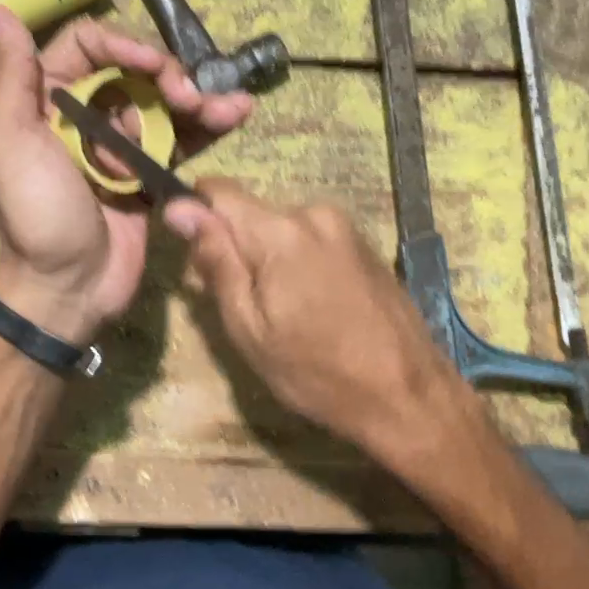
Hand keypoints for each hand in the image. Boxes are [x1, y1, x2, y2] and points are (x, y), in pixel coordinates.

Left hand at [0, 7, 252, 345]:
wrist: (67, 290)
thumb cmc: (35, 214)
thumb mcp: (11, 142)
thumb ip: (11, 76)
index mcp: (45, 101)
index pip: (87, 45)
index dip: (122, 43)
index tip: (150, 65)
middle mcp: (83, 115)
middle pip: (133, 70)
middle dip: (167, 75)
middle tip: (190, 97)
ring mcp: (120, 145)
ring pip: (164, 103)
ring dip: (199, 98)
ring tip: (230, 107)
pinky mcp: (150, 174)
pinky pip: (180, 139)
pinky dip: (208, 126)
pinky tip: (239, 114)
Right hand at [166, 178, 483, 465]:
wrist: (409, 397)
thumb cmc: (317, 372)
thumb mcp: (249, 328)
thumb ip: (216, 261)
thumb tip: (179, 208)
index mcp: (279, 232)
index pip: (217, 191)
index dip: (194, 213)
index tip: (193, 256)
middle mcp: (313, 214)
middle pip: (249, 214)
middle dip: (232, 248)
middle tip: (236, 306)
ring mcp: (344, 228)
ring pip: (279, 229)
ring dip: (265, 259)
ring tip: (277, 315)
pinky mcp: (363, 245)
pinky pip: (310, 240)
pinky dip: (296, 263)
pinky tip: (310, 309)